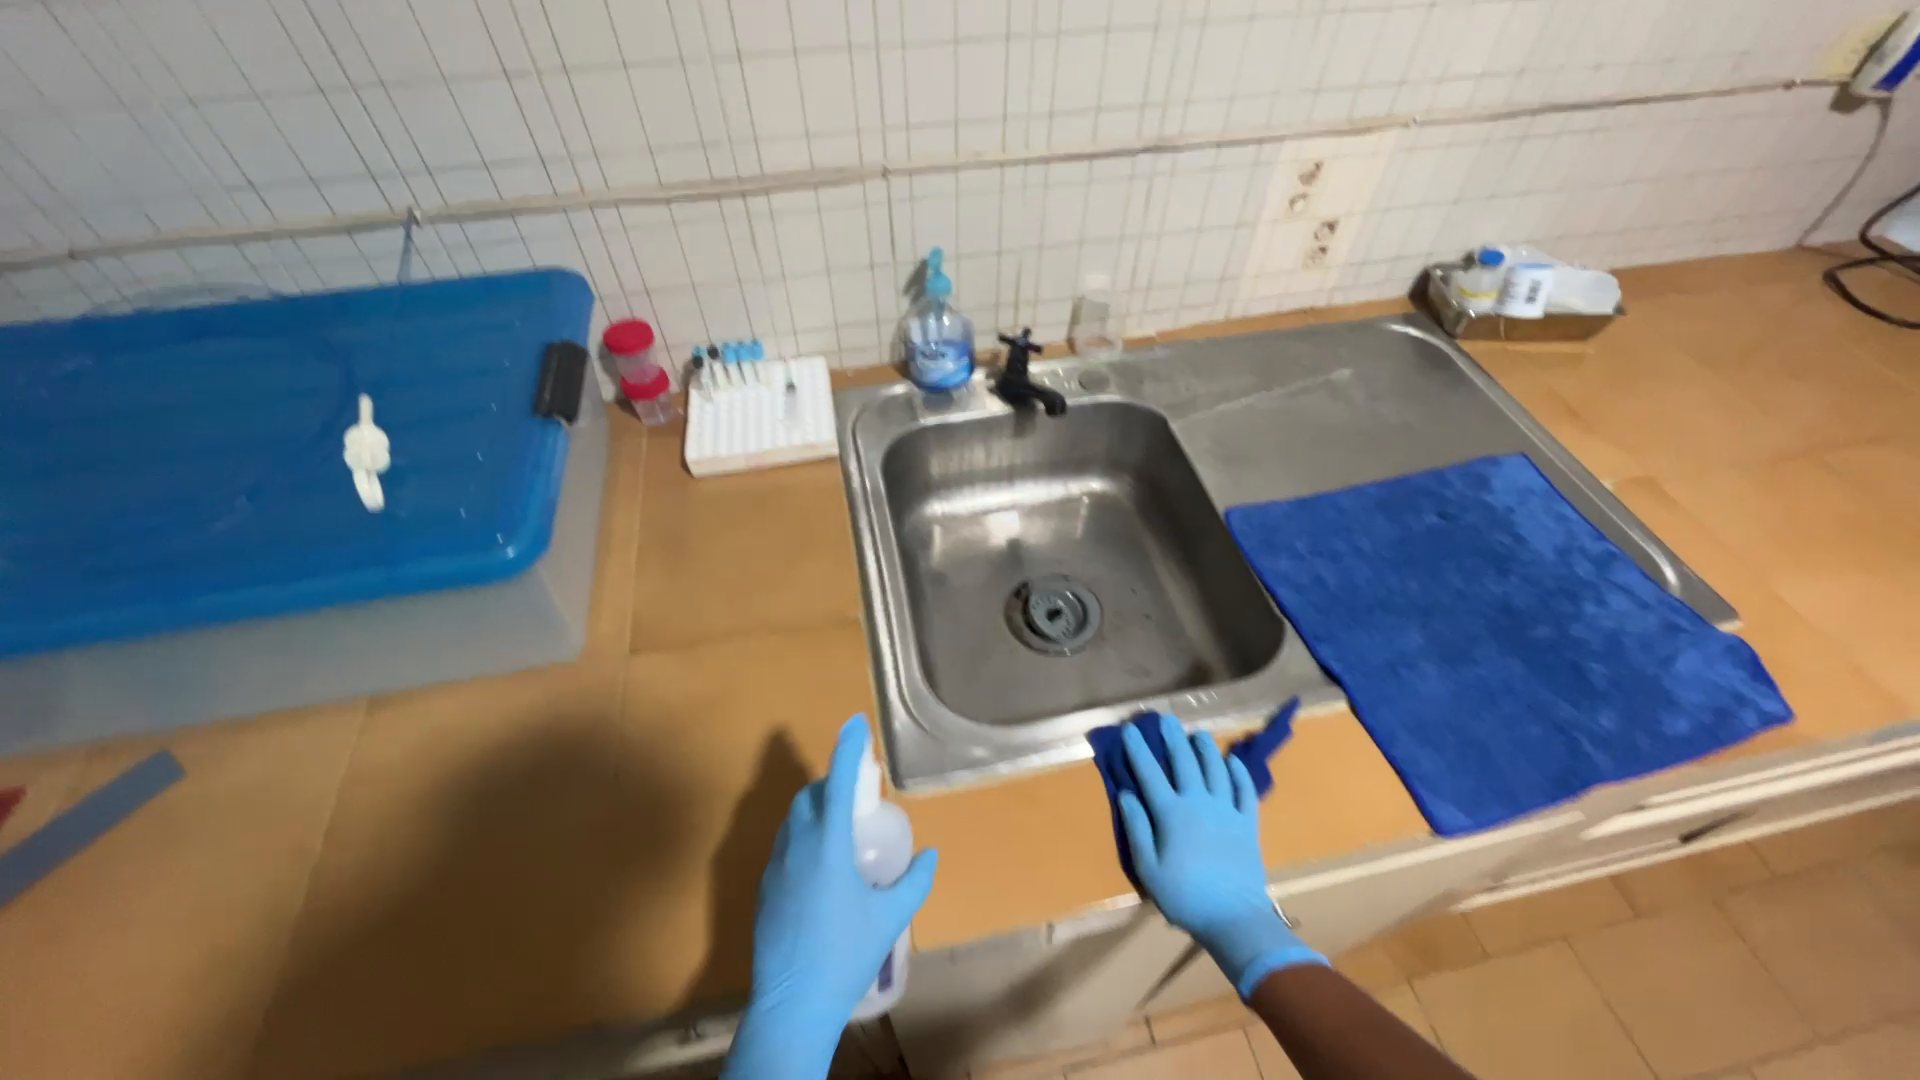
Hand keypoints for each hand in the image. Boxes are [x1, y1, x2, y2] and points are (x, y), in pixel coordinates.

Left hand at [723, 717, 938, 1078]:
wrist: (793, 1002)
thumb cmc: (847, 954)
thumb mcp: (891, 918)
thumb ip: (915, 881)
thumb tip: (932, 854)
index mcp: (828, 845)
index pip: (837, 782)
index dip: (847, 749)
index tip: (855, 722)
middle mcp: (796, 846)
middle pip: (809, 795)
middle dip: (831, 781)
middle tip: (858, 790)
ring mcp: (774, 867)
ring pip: (792, 820)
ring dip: (815, 808)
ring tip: (842, 825)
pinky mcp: (763, 888)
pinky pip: (784, 846)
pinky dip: (803, 836)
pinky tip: (821, 865)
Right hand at [1118, 713, 1323, 998]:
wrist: (1234, 917)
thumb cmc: (1184, 896)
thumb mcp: (1148, 868)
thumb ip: (1138, 829)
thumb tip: (1127, 795)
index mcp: (1171, 813)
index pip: (1150, 774)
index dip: (1139, 751)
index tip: (1130, 730)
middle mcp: (1198, 803)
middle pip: (1185, 763)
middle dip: (1173, 738)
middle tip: (1167, 719)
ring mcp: (1226, 811)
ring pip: (1216, 769)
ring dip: (1206, 749)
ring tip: (1199, 733)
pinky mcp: (1248, 823)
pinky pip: (1244, 791)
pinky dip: (1239, 773)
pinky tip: (1233, 762)